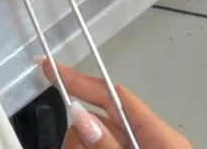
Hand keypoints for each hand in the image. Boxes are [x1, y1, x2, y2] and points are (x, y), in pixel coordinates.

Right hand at [41, 59, 191, 148]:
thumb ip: (108, 144)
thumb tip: (77, 113)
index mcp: (159, 134)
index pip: (112, 94)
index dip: (80, 79)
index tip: (47, 66)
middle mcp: (147, 140)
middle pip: (97, 120)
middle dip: (79, 132)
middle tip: (73, 148)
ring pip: (91, 139)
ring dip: (80, 147)